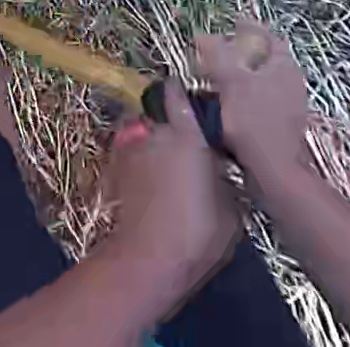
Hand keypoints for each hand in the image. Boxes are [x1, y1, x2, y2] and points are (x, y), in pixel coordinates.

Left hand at [102, 80, 239, 311]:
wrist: (148, 257)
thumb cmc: (197, 233)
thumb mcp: (232, 210)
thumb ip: (224, 178)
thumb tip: (219, 167)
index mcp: (186, 136)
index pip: (178, 95)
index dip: (182, 92)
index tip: (192, 96)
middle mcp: (155, 132)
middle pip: (164, 118)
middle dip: (176, 130)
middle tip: (193, 152)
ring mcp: (132, 147)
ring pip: (148, 136)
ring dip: (159, 146)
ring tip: (174, 172)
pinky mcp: (117, 165)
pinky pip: (135, 154)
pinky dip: (144, 162)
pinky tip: (155, 185)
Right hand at [197, 17, 311, 192]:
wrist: (274, 169)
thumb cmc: (252, 120)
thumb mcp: (230, 81)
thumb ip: (216, 54)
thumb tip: (201, 35)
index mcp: (283, 65)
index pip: (267, 35)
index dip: (247, 26)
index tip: (228, 23)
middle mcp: (291, 80)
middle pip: (266, 55)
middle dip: (242, 49)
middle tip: (218, 48)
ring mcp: (290, 102)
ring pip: (263, 76)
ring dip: (242, 71)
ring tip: (217, 73)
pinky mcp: (283, 120)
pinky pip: (262, 95)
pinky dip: (245, 91)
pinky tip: (227, 99)